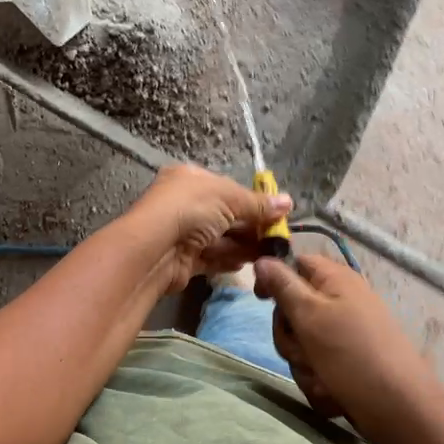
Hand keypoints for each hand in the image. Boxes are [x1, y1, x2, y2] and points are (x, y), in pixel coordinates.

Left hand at [122, 164, 291, 294]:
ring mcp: (183, 231)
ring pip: (220, 238)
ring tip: (269, 255)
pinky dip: (229, 259)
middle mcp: (185, 202)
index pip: (227, 187)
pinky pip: (212, 257)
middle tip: (277, 240)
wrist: (155, 247)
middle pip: (225, 214)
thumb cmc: (191, 208)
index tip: (277, 215)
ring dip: (244, 245)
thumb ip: (257, 203)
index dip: (252, 200)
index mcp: (190, 178)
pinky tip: (247, 264)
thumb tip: (287, 202)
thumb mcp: (228, 197)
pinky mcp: (184, 259)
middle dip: (251, 226)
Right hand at [255, 254, 436, 430]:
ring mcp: (345, 336)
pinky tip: (334, 395)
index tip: (262, 300)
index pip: (294, 263)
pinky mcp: (347, 365)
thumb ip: (282, 286)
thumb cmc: (353, 355)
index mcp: (335, 280)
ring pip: (302, 345)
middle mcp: (341, 303)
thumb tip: (262, 259)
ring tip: (323, 380)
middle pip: (292, 310)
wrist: (403, 413)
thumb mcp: (310, 315)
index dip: (274, 279)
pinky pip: (317, 368)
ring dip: (305, 366)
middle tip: (304, 351)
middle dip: (291, 337)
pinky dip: (320, 383)